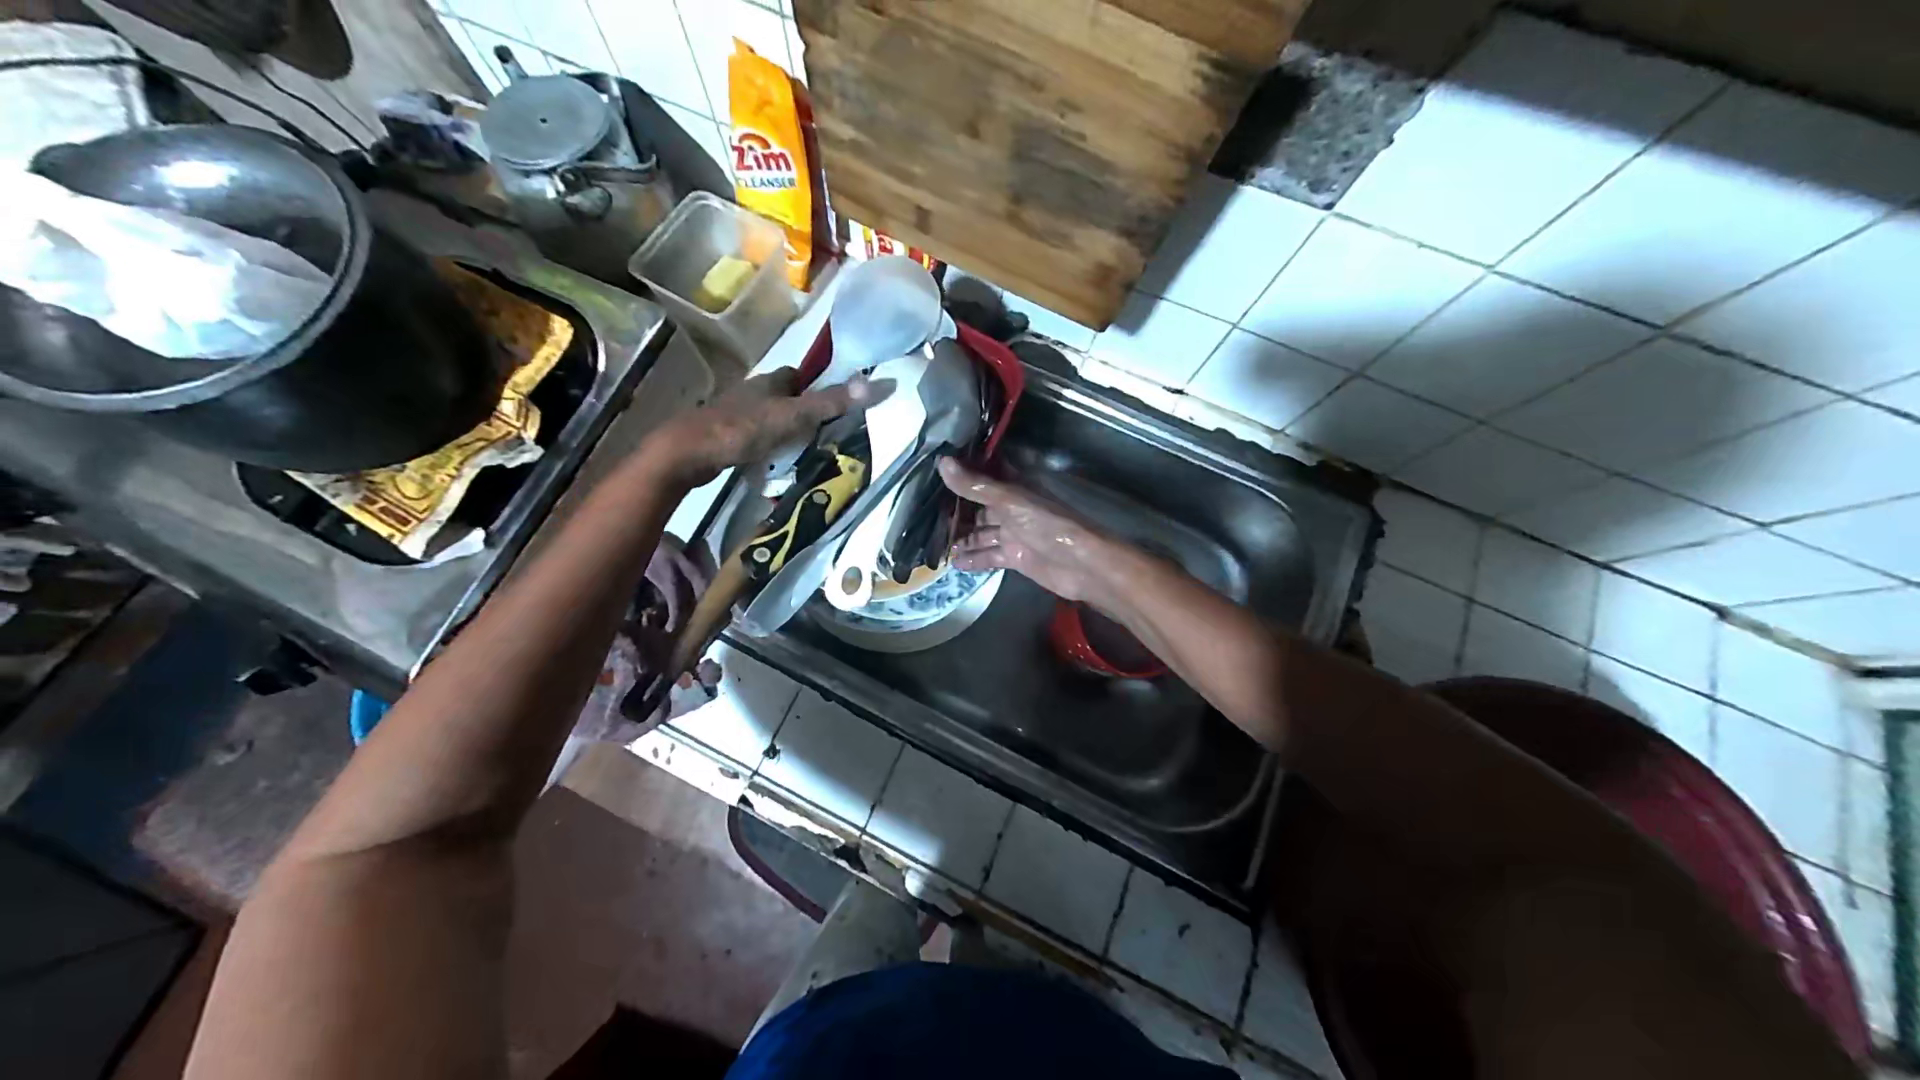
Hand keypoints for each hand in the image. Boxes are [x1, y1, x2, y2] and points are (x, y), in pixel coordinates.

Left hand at [638, 370, 884, 487]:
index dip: (814, 385)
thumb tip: (878, 384)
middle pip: (781, 395)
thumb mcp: (794, 417)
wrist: (688, 452)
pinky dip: (764, 444)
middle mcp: (750, 392)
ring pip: (766, 415)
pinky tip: (770, 460)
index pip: (796, 375)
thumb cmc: (743, 429)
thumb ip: (831, 403)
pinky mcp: (722, 435)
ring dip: (781, 427)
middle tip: (819, 430)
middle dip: (799, 408)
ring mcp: (733, 414)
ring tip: (800, 448)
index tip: (830, 403)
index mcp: (768, 381)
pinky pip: (751, 435)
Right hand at [937, 457, 1129, 604]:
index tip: (931, 473)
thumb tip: (942, 462)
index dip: (961, 475)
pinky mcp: (1016, 556)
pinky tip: (952, 562)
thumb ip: (975, 486)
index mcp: (1014, 487)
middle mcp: (1012, 507)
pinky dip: (973, 558)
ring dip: (960, 537)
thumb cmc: (1048, 524)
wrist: (1080, 564)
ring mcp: (1014, 533)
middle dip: (955, 511)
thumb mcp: (1009, 501)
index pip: (983, 476)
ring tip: (932, 541)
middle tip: (923, 514)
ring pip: (981, 532)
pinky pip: (989, 555)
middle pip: (978, 507)